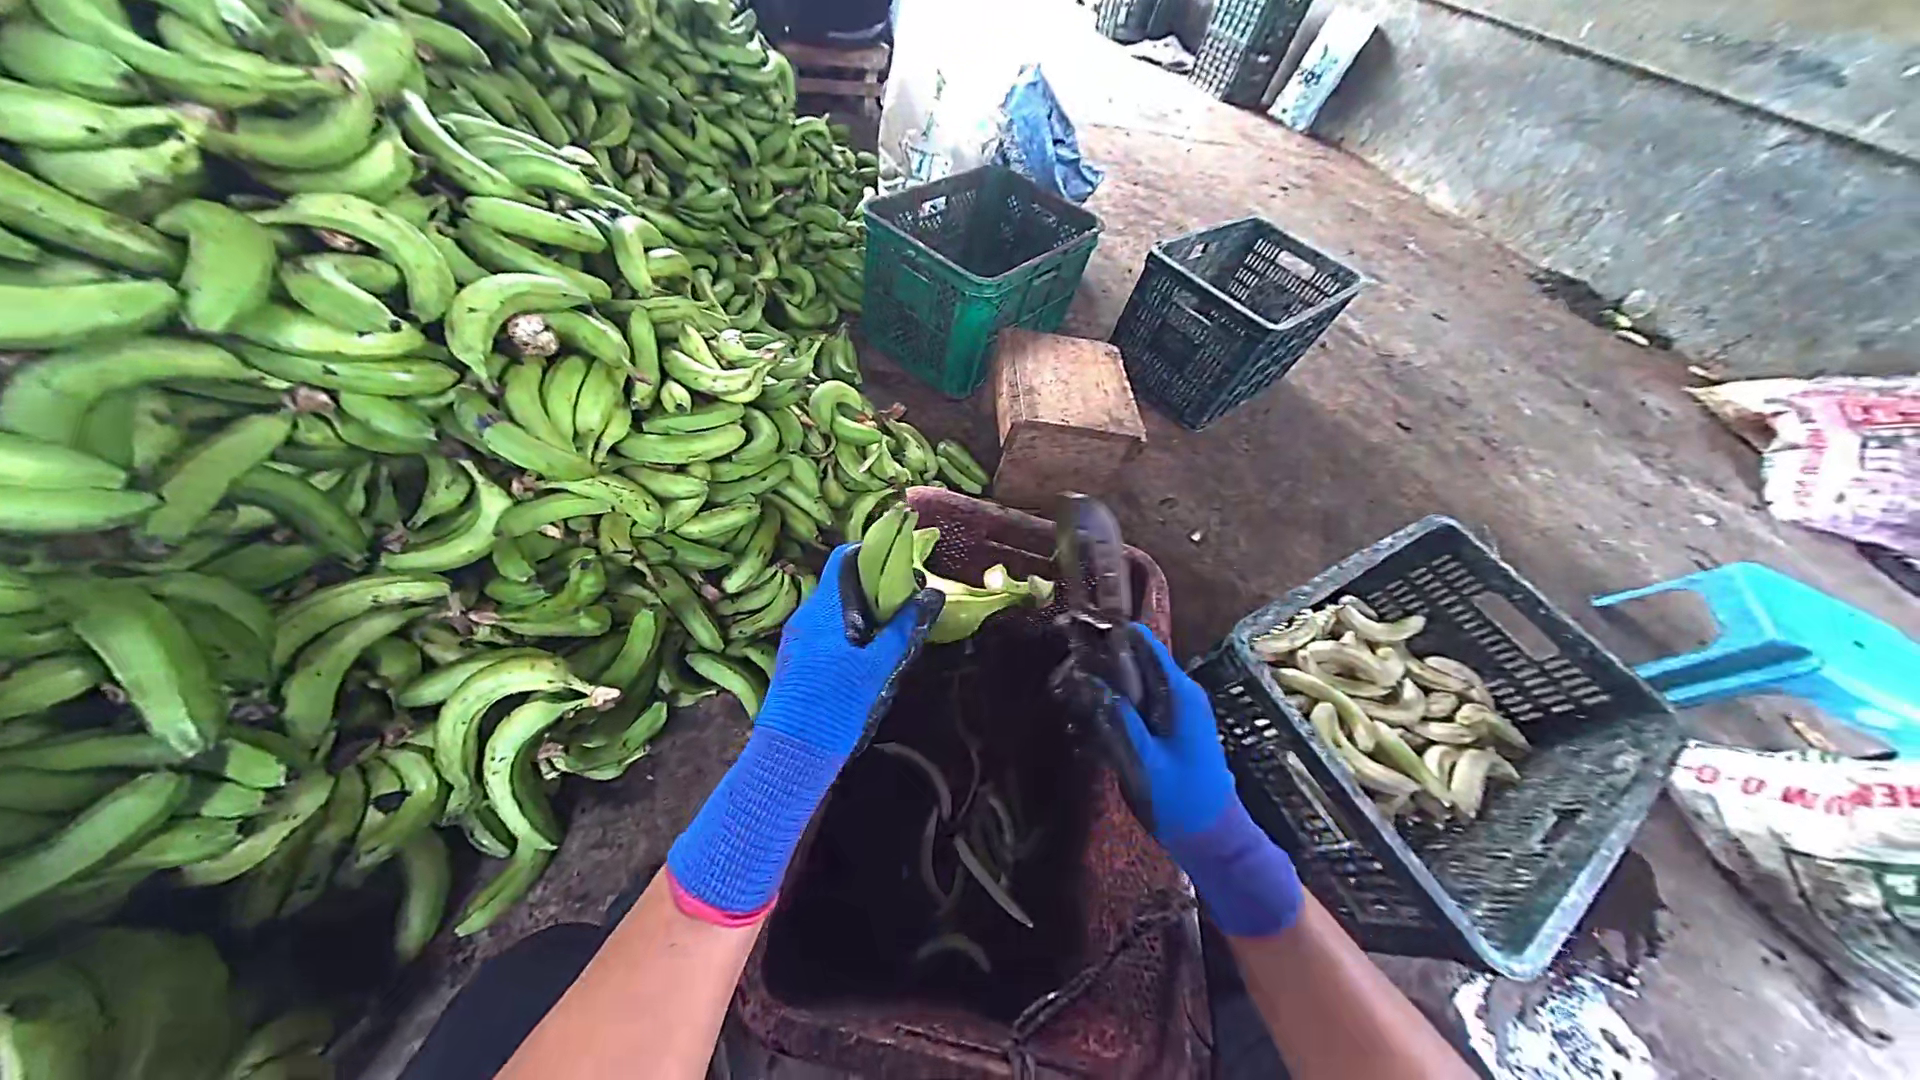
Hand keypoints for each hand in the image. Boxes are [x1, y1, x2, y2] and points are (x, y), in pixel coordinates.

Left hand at [667, 545, 941, 923]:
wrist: (790, 755)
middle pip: (841, 584)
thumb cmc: (834, 706)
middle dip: (874, 587)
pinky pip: (825, 630)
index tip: (898, 565)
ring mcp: (797, 638)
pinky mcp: (796, 658)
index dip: (871, 553)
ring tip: (891, 631)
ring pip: (834, 609)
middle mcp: (804, 616)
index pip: (842, 558)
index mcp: (822, 610)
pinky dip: (848, 631)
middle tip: (904, 603)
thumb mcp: (877, 667)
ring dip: (862, 612)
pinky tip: (867, 655)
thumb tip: (930, 595)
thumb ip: (902, 629)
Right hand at [1079, 625, 1304, 937]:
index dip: (1109, 632)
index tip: (1074, 628)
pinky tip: (1086, 718)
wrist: (1215, 839)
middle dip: (1099, 659)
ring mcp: (1174, 710)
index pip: (1143, 643)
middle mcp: (1178, 693)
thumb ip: (1119, 718)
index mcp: (1178, 692)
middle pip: (1134, 659)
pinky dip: (1113, 704)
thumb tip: (1089, 680)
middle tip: (1062, 668)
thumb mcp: (1145, 760)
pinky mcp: (1167, 728)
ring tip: (1066, 689)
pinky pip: (1136, 703)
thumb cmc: (1182, 800)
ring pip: (1132, 681)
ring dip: (1103, 683)